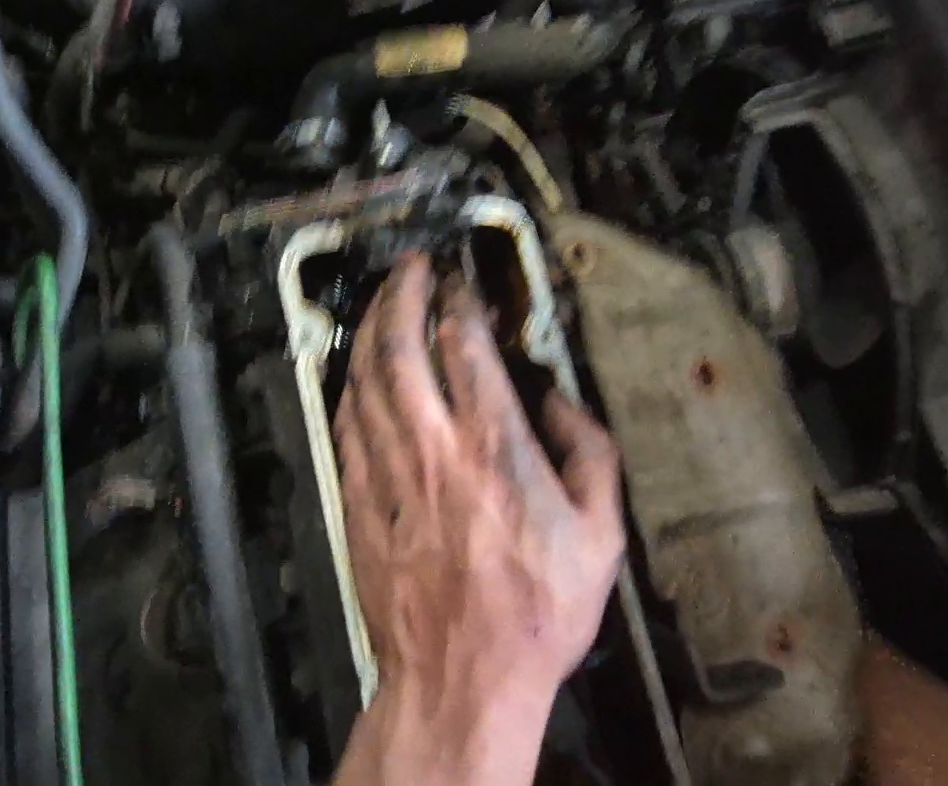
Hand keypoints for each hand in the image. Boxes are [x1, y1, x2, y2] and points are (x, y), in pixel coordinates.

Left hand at [331, 254, 624, 785]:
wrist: (461, 680)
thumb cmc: (535, 613)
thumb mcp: (600, 536)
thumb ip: (588, 453)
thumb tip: (559, 401)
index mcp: (496, 450)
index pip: (466, 347)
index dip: (461, 302)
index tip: (462, 284)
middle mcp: (435, 449)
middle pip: (403, 347)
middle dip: (404, 294)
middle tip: (411, 267)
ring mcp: (389, 474)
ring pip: (367, 378)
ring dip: (372, 328)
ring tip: (382, 299)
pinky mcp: (361, 501)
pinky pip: (347, 425)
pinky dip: (351, 385)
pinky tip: (357, 369)